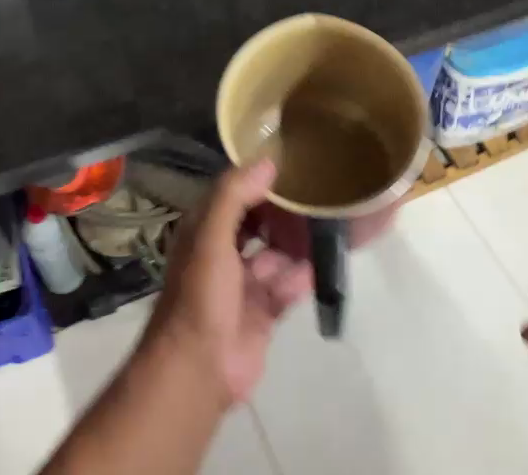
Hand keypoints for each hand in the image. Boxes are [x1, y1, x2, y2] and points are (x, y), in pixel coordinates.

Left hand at [141, 159, 311, 407]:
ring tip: (328, 225)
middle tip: (318, 192)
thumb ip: (234, 197)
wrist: (199, 368)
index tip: (291, 160)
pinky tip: (318, 268)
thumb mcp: (211, 236)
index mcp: (204, 231)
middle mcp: (222, 252)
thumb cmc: (200, 295)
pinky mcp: (263, 312)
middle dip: (282, 212)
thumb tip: (267, 161)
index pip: (231, 194)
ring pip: (276, 254)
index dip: (256, 178)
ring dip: (295, 244)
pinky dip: (300, 278)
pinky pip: (287, 286)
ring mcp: (243, 283)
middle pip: (257, 223)